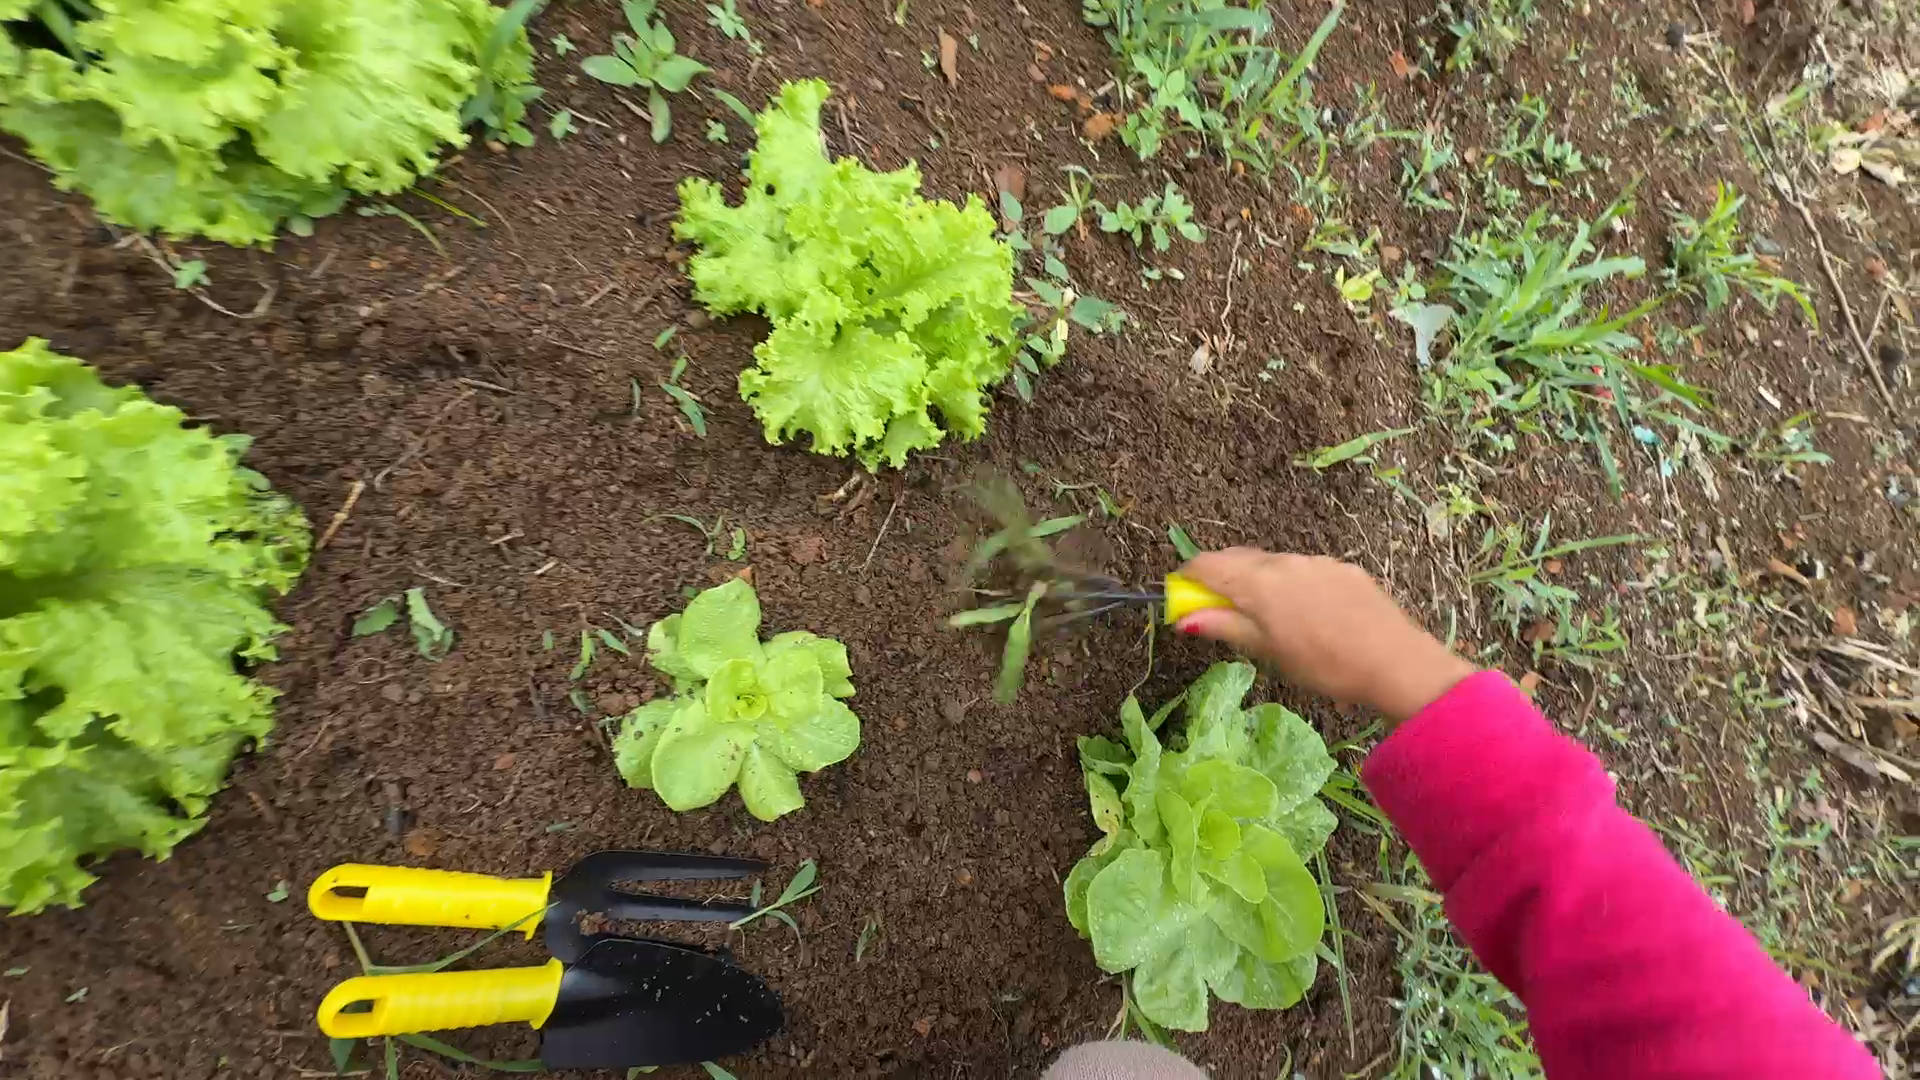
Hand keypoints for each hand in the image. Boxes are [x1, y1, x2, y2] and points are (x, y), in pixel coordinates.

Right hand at [1175, 548, 1476, 724]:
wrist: (1398, 665)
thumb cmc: (1324, 665)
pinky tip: (1307, 614)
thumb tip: (1183, 618)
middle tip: (1220, 610)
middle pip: (1236, 559)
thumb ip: (1224, 626)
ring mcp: (1316, 561)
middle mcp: (1283, 561)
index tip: (1184, 597)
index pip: (1205, 564)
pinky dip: (1290, 584)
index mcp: (1258, 582)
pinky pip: (1303, 570)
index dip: (1187, 578)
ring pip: (1271, 564)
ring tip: (1269, 618)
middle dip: (1220, 579)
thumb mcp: (1267, 651)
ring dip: (1257, 581)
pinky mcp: (1343, 568)